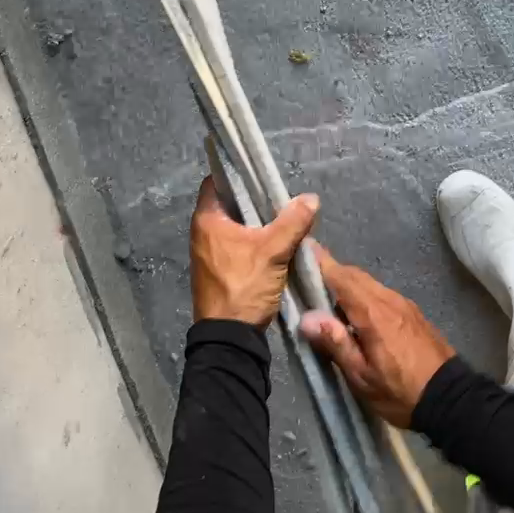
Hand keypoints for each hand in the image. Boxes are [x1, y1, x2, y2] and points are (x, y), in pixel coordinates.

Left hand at [190, 175, 318, 327]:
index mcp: (207, 220)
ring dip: (257, 224)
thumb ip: (293, 222)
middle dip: (255, 200)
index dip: (238, 174)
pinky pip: (237, 245)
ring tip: (283, 219)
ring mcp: (209, 253)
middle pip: (231, 205)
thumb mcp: (273, 252)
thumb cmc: (244, 287)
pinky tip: (276, 245)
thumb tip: (311, 198)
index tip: (261, 173)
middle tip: (280, 197)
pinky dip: (254, 242)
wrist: (229, 338)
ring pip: (236, 227)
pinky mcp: (218, 270)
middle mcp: (203, 232)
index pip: (217, 182)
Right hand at [298, 243, 456, 427]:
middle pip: (355, 275)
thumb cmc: (400, 391)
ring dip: (348, 283)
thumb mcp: (362, 377)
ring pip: (369, 283)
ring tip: (328, 296)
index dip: (322, 262)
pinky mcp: (412, 311)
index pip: (342, 278)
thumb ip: (336, 343)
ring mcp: (403, 303)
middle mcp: (388, 299)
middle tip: (309, 275)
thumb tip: (307, 317)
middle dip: (332, 271)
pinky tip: (356, 312)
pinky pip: (381, 293)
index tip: (305, 247)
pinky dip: (364, 293)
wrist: (450, 398)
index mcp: (373, 313)